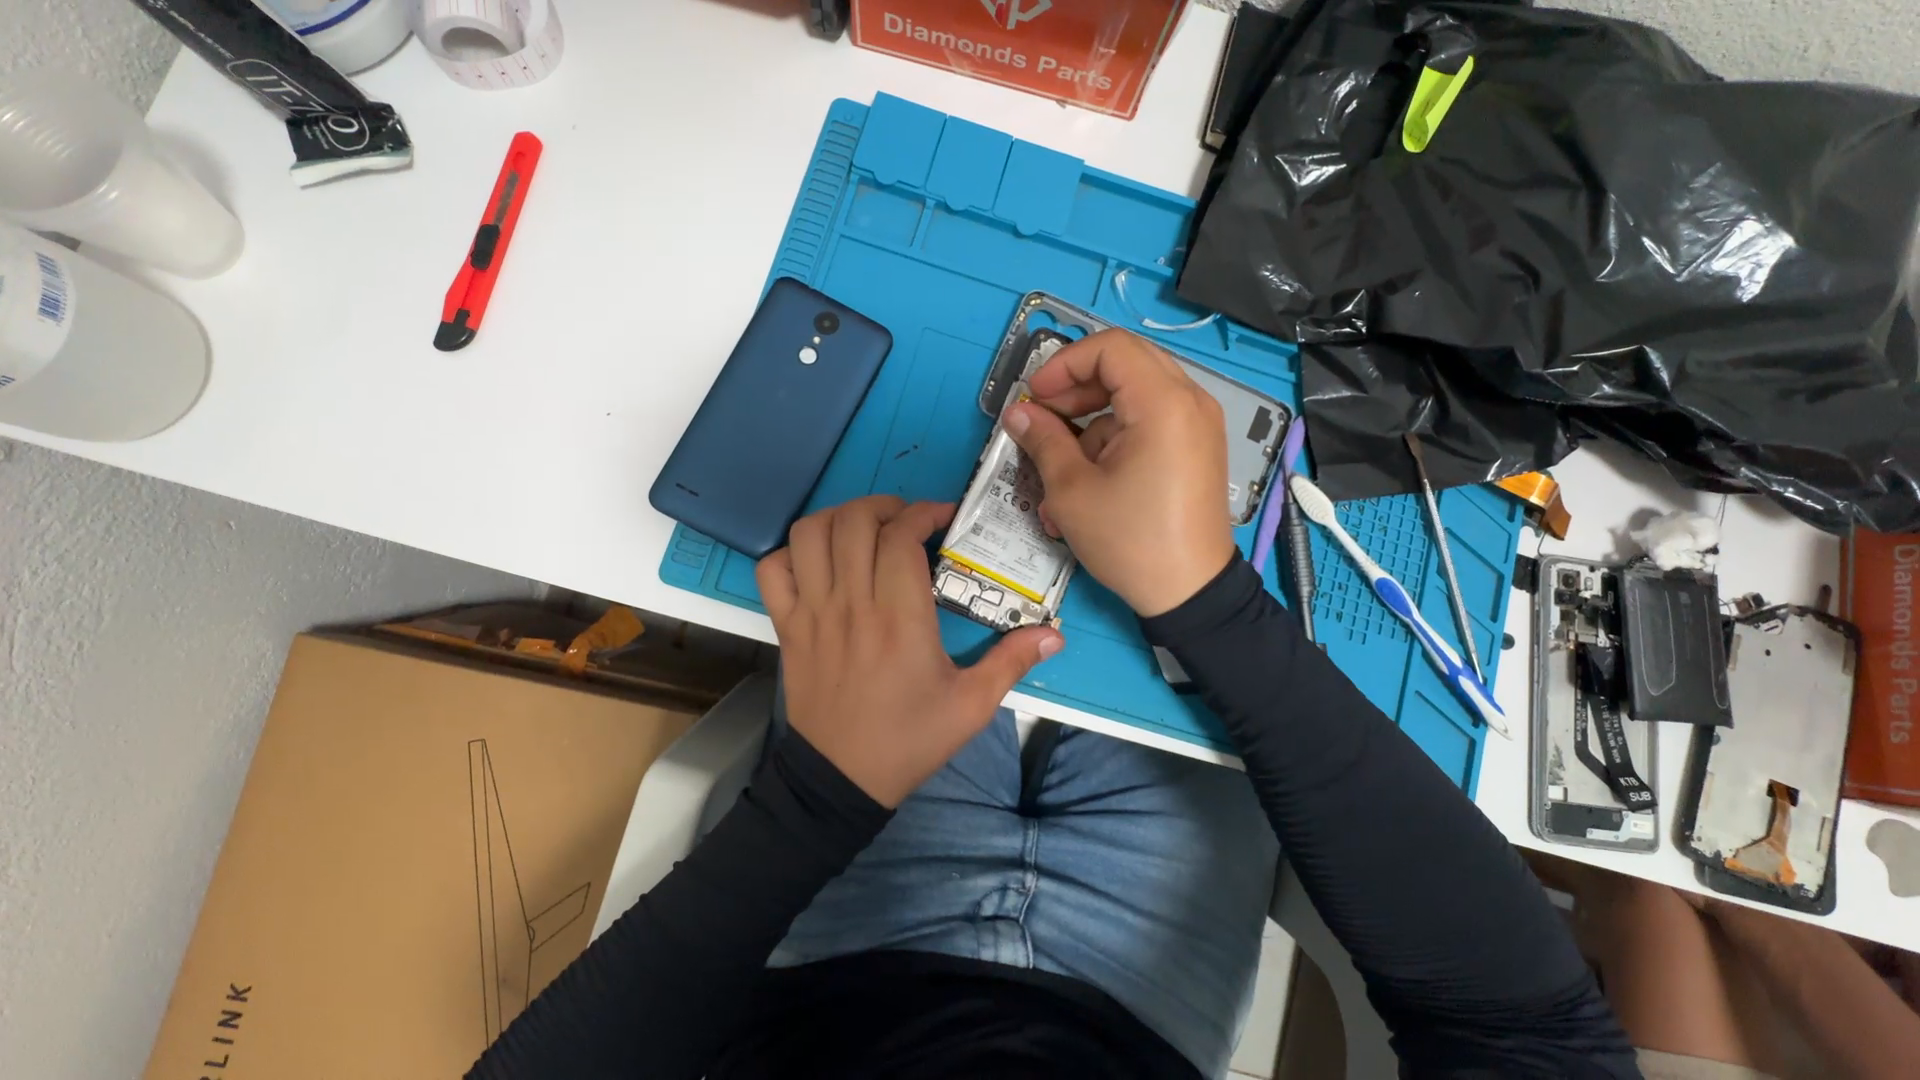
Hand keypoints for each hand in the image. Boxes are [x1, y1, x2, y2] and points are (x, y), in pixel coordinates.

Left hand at [756, 496, 1062, 807]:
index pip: (901, 537)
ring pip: (809, 534)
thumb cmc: (910, 740)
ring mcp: (812, 613)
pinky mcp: (786, 627)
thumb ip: (1012, 662)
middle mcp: (851, 604)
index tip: (943, 519)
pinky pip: (771, 569)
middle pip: (854, 522)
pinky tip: (819, 563)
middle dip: (885, 507)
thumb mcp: (972, 706)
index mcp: (899, 618)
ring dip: (838, 518)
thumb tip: (1055, 634)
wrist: (843, 779)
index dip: (924, 513)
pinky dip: (791, 553)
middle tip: (907, 522)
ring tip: (864, 531)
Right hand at [1004, 328, 1235, 616]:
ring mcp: (1198, 424)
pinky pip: (1151, 422)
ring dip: (1091, 421)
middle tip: (1044, 419)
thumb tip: (1018, 413)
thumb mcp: (1072, 490)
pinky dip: (1116, 439)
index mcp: (1163, 403)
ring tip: (1060, 469)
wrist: (1191, 593)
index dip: (1064, 363)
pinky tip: (1089, 481)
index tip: (1035, 396)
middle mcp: (1190, 401)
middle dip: (1076, 388)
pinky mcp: (1197, 447)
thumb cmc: (1129, 540)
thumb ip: (1043, 440)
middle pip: (1124, 365)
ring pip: (1134, 396)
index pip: (1110, 348)